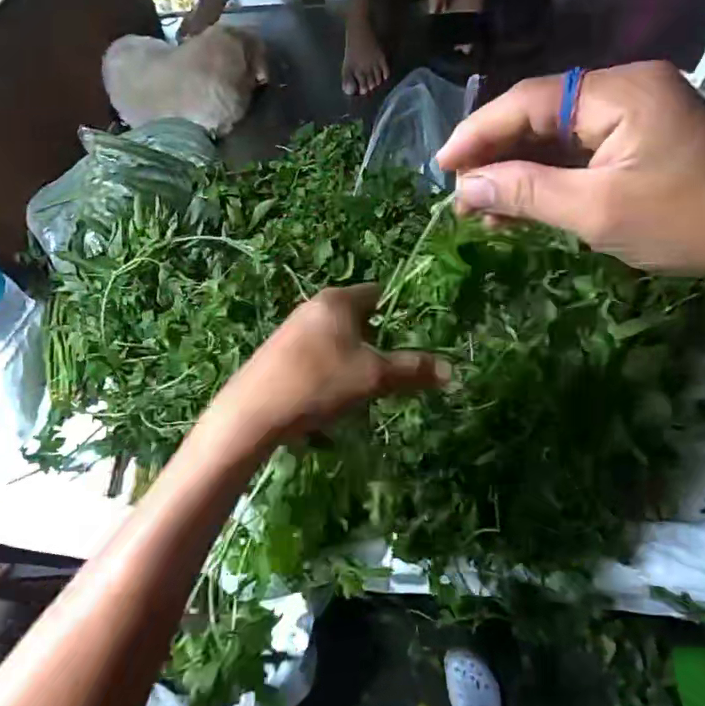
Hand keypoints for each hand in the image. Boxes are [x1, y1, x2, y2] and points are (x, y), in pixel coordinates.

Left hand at [205, 284, 447, 445]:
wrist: (252, 412)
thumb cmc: (318, 382)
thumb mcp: (373, 377)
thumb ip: (412, 370)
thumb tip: (452, 370)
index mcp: (336, 301)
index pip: (380, 293)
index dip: (403, 311)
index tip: (419, 335)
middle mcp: (312, 307)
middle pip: (359, 318)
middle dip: (379, 343)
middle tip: (397, 370)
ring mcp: (291, 331)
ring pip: (338, 341)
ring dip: (355, 362)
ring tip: (366, 390)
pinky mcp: (278, 355)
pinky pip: (318, 357)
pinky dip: (332, 373)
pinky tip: (332, 400)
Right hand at [434, 61, 704, 287]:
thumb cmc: (685, 222)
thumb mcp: (597, 210)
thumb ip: (526, 192)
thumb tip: (465, 187)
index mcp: (621, 91)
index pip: (529, 101)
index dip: (479, 132)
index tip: (442, 166)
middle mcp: (624, 89)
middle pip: (538, 114)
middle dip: (494, 156)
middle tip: (459, 195)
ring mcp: (631, 115)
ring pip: (552, 137)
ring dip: (515, 172)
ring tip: (480, 211)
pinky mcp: (635, 141)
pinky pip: (575, 153)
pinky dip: (544, 180)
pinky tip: (515, 208)